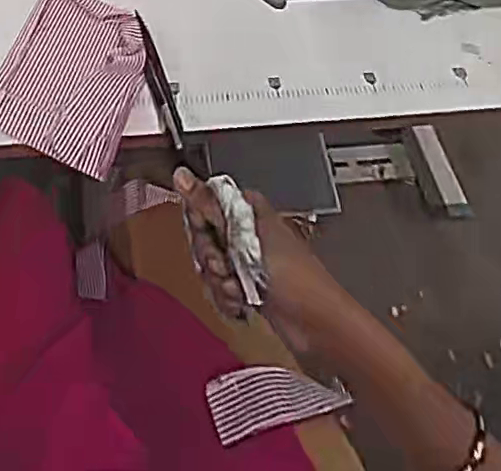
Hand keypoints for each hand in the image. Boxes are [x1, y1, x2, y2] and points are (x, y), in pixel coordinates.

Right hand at [173, 167, 356, 350]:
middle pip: (203, 237)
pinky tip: (240, 302)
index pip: (203, 204)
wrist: (318, 325)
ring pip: (209, 265)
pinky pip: (219, 287)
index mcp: (247, 209)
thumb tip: (182, 175)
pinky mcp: (247, 284)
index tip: (207, 237)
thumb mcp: (244, 236)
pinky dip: (226, 298)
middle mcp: (245, 231)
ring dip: (219, 282)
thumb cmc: (294, 276)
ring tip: (237, 288)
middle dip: (210, 259)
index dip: (199, 224)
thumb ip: (208, 205)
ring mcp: (245, 259)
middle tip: (225, 267)